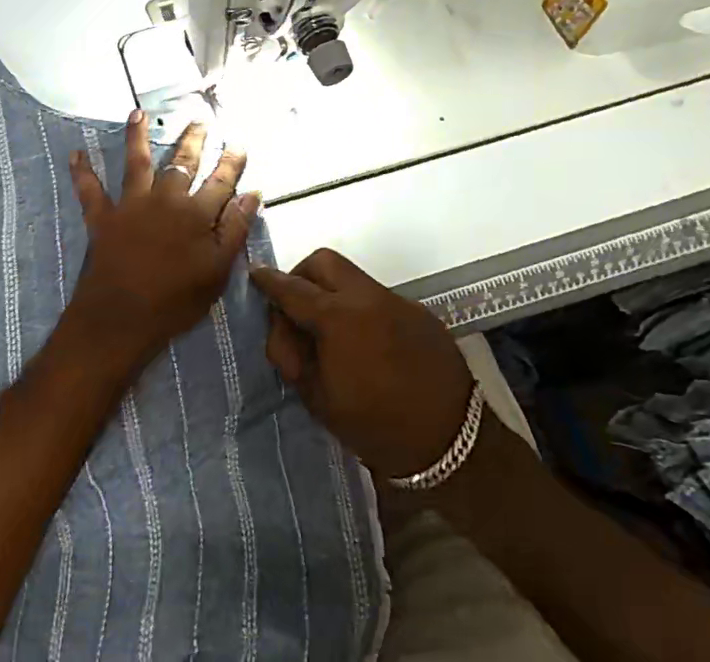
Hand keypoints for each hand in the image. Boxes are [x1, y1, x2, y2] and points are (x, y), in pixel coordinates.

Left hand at [60, 112, 258, 372]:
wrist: (122, 316)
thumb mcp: (217, 271)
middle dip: (193, 141)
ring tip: (138, 113)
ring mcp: (131, 206)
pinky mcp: (102, 218)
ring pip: (136, 163)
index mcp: (196, 215)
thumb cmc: (175, 301)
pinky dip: (82, 172)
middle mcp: (164, 201)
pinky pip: (89, 190)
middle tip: (200, 120)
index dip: (231, 163)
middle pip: (181, 164)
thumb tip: (252, 194)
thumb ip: (234, 230)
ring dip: (137, 137)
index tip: (238, 143)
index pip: (220, 182)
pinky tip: (75, 153)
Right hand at [252, 249, 474, 479]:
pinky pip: (378, 299)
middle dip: (302, 276)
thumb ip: (291, 353)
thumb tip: (283, 325)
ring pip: (353, 278)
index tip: (255, 276)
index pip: (291, 288)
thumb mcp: (316, 395)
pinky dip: (361, 310)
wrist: (454, 446)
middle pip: (323, 262)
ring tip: (332, 333)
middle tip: (296, 308)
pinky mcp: (420, 315)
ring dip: (332, 292)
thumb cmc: (375, 425)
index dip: (268, 281)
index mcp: (338, 317)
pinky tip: (367, 345)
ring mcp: (398, 303)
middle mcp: (368, 298)